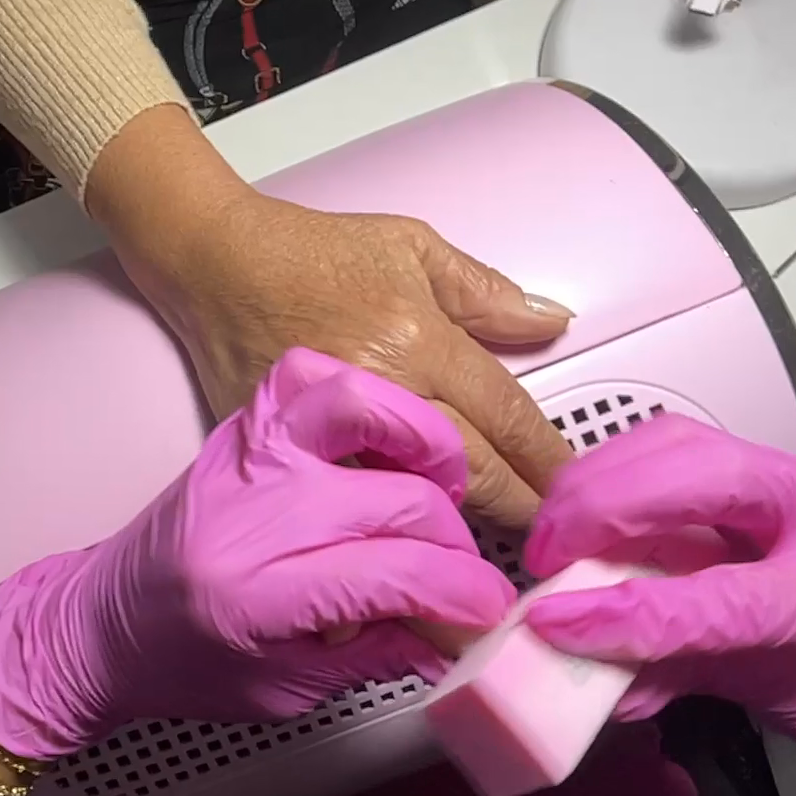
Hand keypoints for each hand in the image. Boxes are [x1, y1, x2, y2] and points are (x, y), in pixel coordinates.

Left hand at [0, 348, 517, 760]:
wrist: (98, 625)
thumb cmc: (177, 663)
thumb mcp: (283, 690)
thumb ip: (376, 653)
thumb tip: (454, 628)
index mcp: (256, 595)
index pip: (395, 574)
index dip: (465, 592)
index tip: (489, 607)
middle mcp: (250, 513)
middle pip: (395, 497)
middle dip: (456, 539)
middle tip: (461, 567)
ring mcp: (241, 460)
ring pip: (353, 401)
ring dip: (419, 433)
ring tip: (436, 476)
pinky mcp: (235, 433)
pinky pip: (302, 377)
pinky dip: (355, 391)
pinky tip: (375, 434)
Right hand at [85, 106, 574, 530]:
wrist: (217, 265)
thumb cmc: (310, 252)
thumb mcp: (410, 246)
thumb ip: (485, 291)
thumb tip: (550, 319)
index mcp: (420, 341)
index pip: (507, 415)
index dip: (549, 460)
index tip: (577, 490)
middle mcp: (383, 392)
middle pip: (470, 471)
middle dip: (517, 508)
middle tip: (550, 537)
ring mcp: (333, 430)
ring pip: (412, 499)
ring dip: (456, 527)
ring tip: (493, 549)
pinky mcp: (291, 450)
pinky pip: (348, 500)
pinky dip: (380, 525)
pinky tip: (403, 547)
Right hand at [520, 417, 795, 795]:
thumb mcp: (794, 704)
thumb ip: (687, 676)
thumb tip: (592, 682)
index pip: (742, 591)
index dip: (644, 607)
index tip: (559, 622)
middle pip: (698, 464)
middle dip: (600, 505)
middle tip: (544, 559)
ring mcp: (791, 482)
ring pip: (675, 440)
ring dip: (594, 479)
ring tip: (553, 534)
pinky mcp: (749, 476)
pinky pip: (667, 452)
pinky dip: (608, 477)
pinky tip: (578, 516)